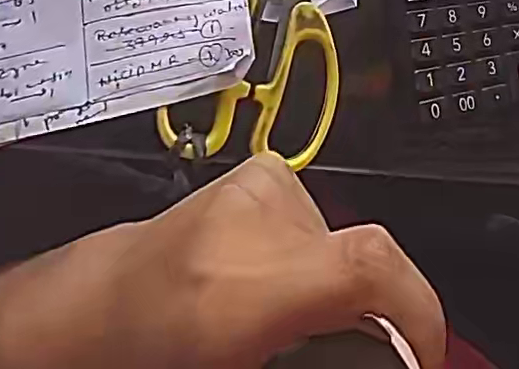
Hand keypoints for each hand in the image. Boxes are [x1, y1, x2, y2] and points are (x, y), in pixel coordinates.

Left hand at [0, 155, 445, 368]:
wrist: (92, 304)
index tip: (426, 359)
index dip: (417, 309)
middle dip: (376, 312)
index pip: (363, 264)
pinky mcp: (263, 168)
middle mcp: (255, 218)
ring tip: (296, 319)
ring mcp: (259, 183)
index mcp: (236, 292)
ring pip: (343, 240)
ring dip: (339, 285)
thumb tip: (383, 356)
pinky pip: (319, 220)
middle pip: (363, 256)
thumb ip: (315, 358)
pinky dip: (318, 257)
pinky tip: (278, 279)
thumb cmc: (146, 361)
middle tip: (354, 352)